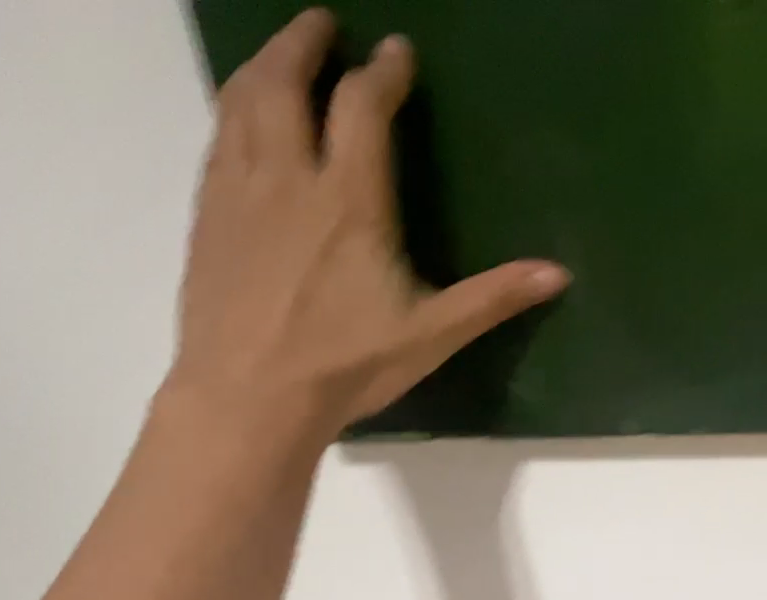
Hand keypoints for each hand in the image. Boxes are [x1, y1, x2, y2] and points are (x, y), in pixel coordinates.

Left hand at [162, 9, 569, 446]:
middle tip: (321, 20)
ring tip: (280, 53)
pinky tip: (242, 115)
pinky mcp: (207, 215)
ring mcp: (238, 193)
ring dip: (263, 65)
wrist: (248, 395)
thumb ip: (493, 297)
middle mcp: (288, 180)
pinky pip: (217, 137)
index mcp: (350, 203)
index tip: (397, 49)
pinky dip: (234, 107)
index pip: (362, 110)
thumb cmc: (348, 365)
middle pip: (285, 84)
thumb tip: (559, 273)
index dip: (383, 73)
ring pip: (241, 101)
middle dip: (304, 43)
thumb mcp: (433, 334)